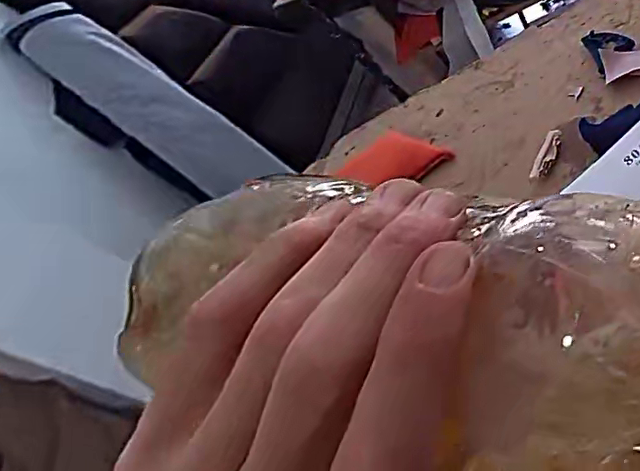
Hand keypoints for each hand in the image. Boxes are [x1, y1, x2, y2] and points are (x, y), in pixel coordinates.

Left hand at [117, 180, 473, 470]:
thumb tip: (489, 295)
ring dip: (345, 243)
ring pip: (271, 328)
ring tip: (400, 195)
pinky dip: (274, 260)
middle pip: (322, 359)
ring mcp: (189, 466)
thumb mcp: (428, 467)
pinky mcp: (149, 439)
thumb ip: (452, 409)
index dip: (423, 333)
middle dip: (390, 259)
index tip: (460, 253)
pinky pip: (211, 328)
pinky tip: (326, 219)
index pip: (387, 432)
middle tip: (441, 204)